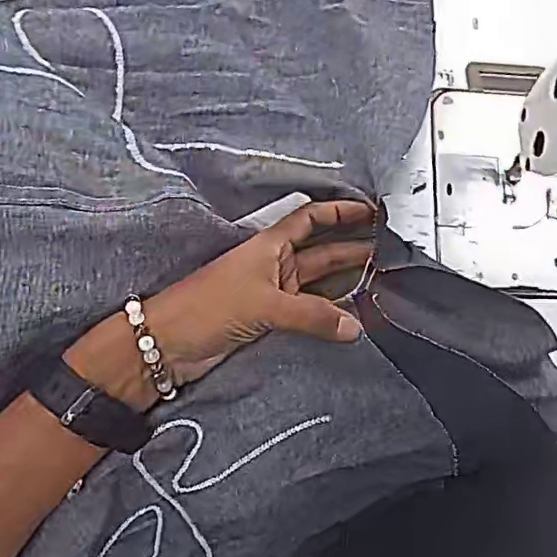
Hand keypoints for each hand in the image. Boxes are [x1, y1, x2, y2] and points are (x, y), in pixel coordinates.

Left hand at [65, 200, 375, 409]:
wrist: (168, 344)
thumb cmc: (205, 307)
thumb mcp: (263, 303)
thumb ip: (311, 314)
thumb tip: (352, 326)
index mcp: (268, 246)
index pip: (310, 219)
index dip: (339, 212)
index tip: (370, 212)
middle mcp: (273, 265)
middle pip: (321, 251)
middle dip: (352, 250)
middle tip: (389, 253)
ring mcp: (272, 294)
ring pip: (318, 284)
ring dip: (344, 284)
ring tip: (380, 283)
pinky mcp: (269, 321)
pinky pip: (308, 312)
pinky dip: (329, 314)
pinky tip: (351, 318)